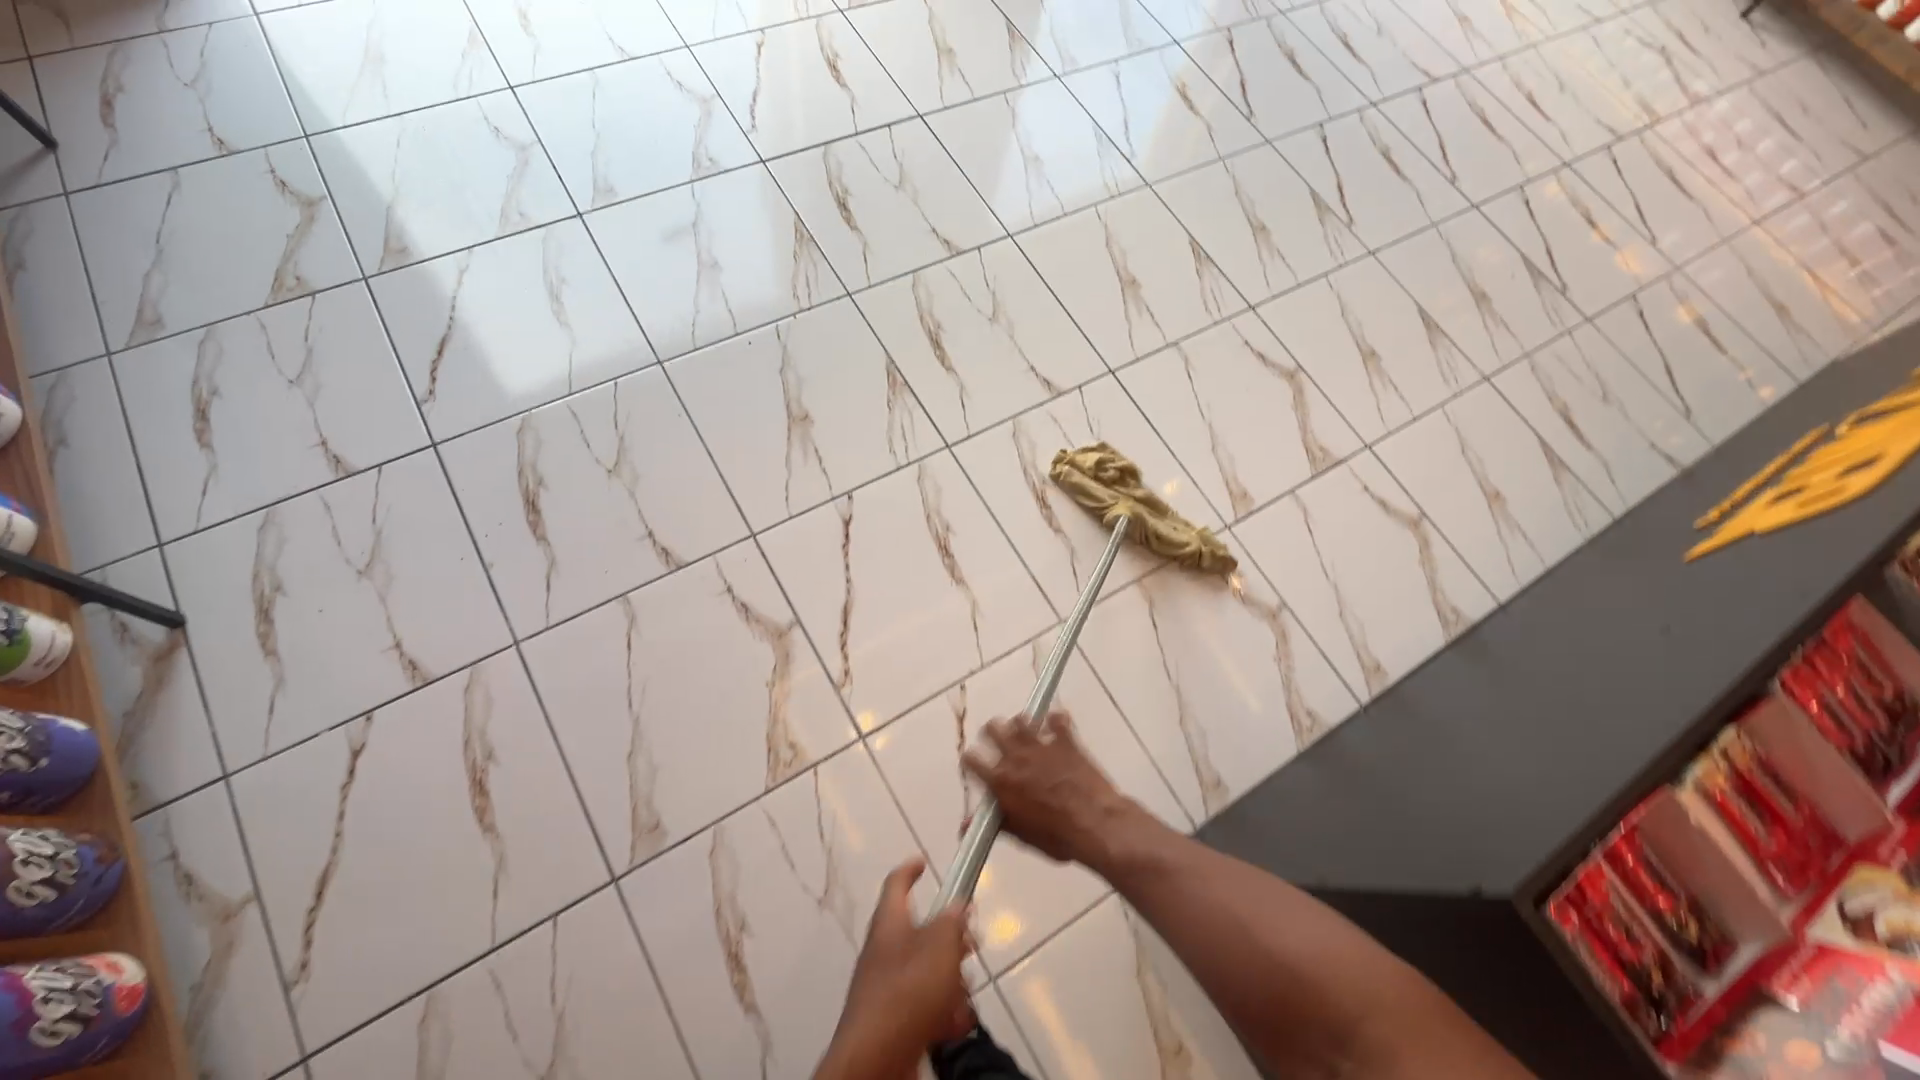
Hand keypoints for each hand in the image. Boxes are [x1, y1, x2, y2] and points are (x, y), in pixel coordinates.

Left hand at [816, 858, 973, 1079]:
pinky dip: (945, 1012)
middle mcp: (886, 953)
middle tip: (970, 945)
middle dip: (951, 941)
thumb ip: (952, 922)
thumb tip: (957, 904)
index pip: (896, 885)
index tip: (923, 861)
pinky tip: (953, 1023)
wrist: (876, 1061)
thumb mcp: (939, 947)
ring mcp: (889, 988)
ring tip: (961, 995)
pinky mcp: (897, 1021)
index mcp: (889, 925)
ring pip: (931, 972)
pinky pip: (928, 1006)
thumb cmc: (907, 993)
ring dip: (953, 982)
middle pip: (922, 933)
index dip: (910, 870)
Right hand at [962, 711, 1143, 867]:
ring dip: (1022, 723)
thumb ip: (996, 822)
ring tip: (1028, 731)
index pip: (972, 759)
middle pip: (993, 728)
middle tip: (1000, 740)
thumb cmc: (1057, 837)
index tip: (976, 761)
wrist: (1097, 825)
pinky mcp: (1066, 741)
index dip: (971, 759)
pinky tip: (1057, 726)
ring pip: (1021, 719)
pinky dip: (1056, 719)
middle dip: (993, 731)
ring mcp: (1041, 747)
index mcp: (1001, 782)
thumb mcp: (1022, 836)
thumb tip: (964, 825)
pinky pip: (1057, 718)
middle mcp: (1016, 758)